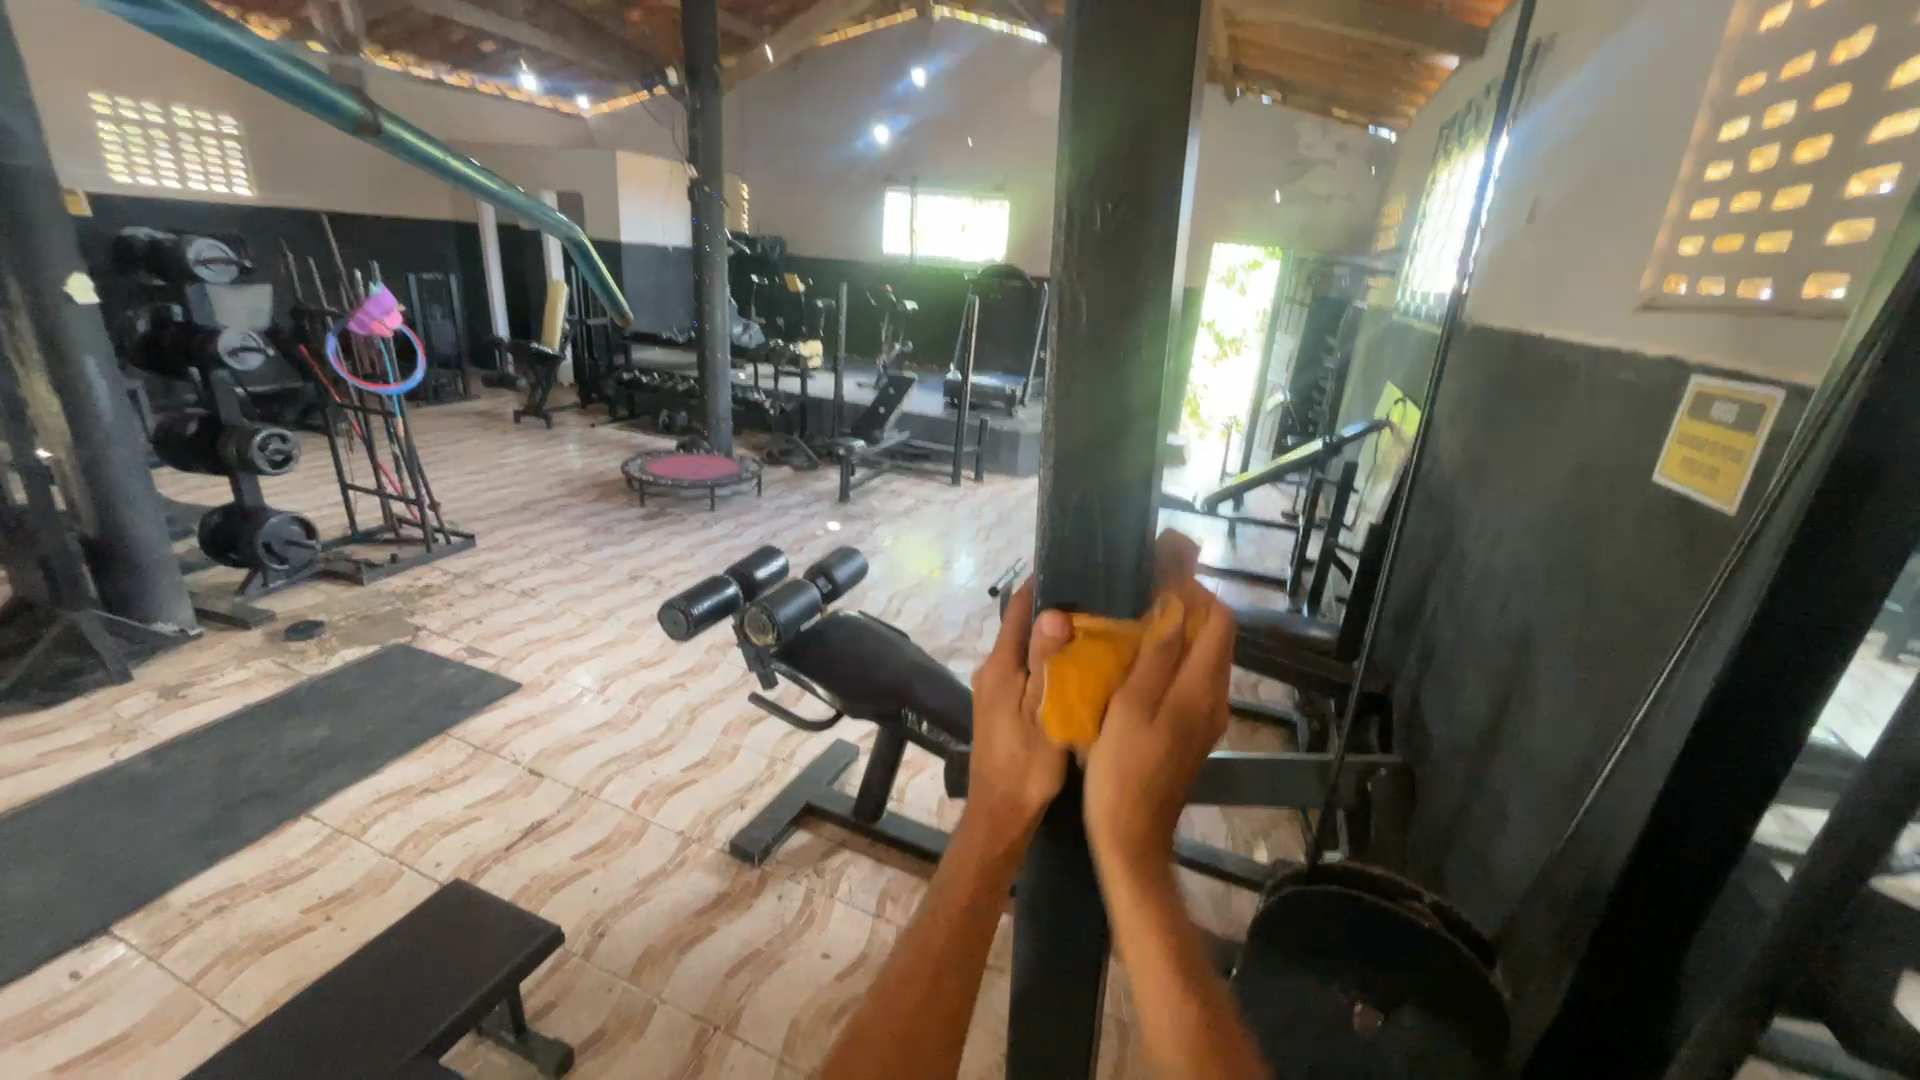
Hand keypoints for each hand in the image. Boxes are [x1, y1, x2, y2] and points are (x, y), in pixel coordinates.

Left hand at [966, 580, 1072, 844]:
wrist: (1001, 815)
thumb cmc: (1026, 767)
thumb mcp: (1043, 714)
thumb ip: (1046, 664)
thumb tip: (1053, 612)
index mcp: (999, 667)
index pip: (1018, 610)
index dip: (1041, 584)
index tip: (1074, 565)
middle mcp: (992, 671)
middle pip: (1022, 626)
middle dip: (1054, 608)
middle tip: (1098, 596)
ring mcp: (995, 689)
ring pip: (1026, 649)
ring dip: (1052, 635)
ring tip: (1095, 623)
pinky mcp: (1002, 706)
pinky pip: (1026, 669)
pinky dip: (1048, 659)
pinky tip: (1076, 664)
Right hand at [1084, 542, 1235, 878]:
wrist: (1132, 835)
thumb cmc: (1122, 770)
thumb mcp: (1131, 706)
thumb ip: (1156, 656)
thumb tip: (1173, 607)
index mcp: (1201, 689)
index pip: (1219, 621)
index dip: (1195, 591)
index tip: (1160, 576)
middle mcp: (1214, 699)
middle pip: (1216, 637)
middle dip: (1187, 607)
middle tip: (1143, 592)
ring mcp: (1206, 718)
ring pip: (1203, 658)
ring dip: (1178, 632)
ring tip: (1135, 619)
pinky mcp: (1192, 731)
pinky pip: (1191, 680)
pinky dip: (1172, 659)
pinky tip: (1138, 660)